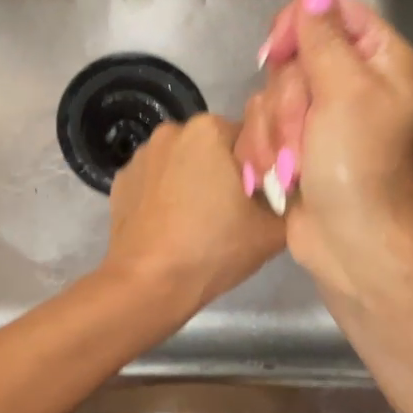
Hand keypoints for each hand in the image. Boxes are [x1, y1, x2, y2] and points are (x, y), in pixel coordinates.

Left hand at [103, 113, 285, 310]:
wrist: (148, 283)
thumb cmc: (214, 249)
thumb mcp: (274, 228)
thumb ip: (292, 199)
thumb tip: (292, 189)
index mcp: (209, 130)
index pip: (249, 138)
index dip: (259, 168)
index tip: (260, 198)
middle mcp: (171, 132)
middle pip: (212, 147)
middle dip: (223, 171)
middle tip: (232, 211)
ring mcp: (140, 156)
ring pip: (181, 163)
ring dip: (191, 180)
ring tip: (198, 221)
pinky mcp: (120, 181)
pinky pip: (154, 180)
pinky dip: (164, 195)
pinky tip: (170, 225)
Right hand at [233, 0, 412, 301]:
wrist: (346, 241)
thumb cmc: (356, 166)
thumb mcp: (344, 92)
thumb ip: (324, 34)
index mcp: (376, 58)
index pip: (327, 10)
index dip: (297, 27)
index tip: (280, 55)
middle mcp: (347, 79)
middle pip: (291, 55)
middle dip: (286, 99)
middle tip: (304, 131)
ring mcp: (317, 113)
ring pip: (268, 94)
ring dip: (273, 132)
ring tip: (293, 166)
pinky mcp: (292, 143)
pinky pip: (260, 126)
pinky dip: (265, 153)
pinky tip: (278, 177)